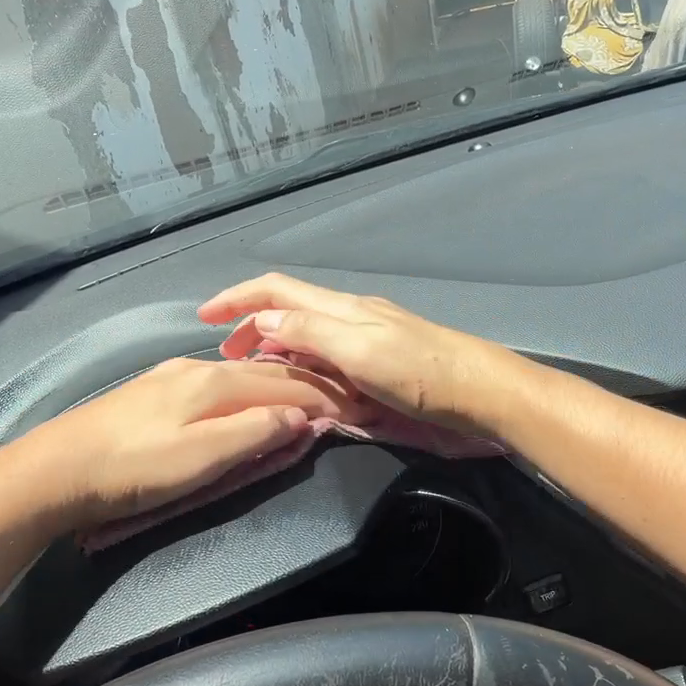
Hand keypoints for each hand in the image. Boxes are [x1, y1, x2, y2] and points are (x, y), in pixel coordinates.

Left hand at [0, 356, 348, 533]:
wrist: (53, 470)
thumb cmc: (134, 469)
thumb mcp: (202, 458)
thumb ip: (255, 433)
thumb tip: (303, 415)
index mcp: (214, 381)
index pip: (284, 381)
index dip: (320, 394)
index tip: (352, 408)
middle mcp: (196, 367)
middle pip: (264, 371)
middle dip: (303, 384)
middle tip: (336, 401)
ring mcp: (170, 376)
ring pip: (239, 374)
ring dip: (274, 385)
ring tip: (299, 400)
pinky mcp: (151, 391)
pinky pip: (216, 383)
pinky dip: (245, 391)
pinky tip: (242, 399)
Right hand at [198, 274, 521, 433]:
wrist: (483, 396)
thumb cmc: (424, 374)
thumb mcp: (361, 351)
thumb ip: (311, 334)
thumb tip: (262, 321)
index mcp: (343, 309)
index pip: (278, 290)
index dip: (237, 298)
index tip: (203, 318)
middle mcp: (352, 319)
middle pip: (290, 311)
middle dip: (251, 327)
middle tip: (226, 360)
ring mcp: (369, 343)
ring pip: (309, 337)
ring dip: (276, 350)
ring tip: (254, 377)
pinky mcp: (383, 368)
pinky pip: (330, 362)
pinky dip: (305, 369)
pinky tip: (304, 390)